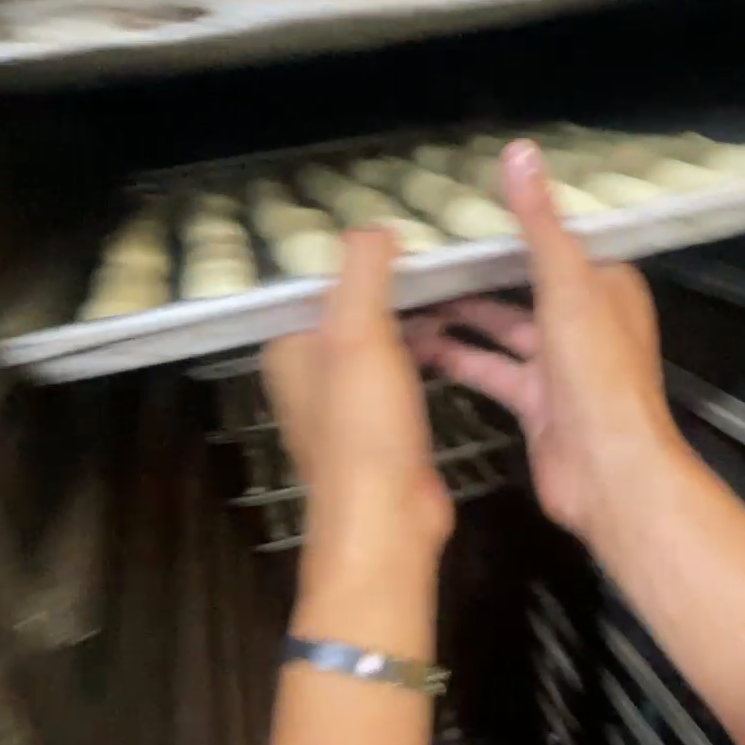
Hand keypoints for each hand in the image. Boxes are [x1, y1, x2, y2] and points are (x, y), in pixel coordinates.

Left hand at [263, 230, 451, 596]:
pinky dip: (422, 350)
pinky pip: (400, 373)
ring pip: (379, 342)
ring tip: (454, 283)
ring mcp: (348, 404)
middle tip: (438, 254)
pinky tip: (454, 333)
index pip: (317, 282)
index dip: (357, 258)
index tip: (403, 233)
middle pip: (350, 311)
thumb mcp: (358, 336)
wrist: (388, 518)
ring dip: (410, 317)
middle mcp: (312, 374)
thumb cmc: (364, 427)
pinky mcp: (383, 427)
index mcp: (290, 348)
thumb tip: (374, 226)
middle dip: (390, 284)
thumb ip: (363, 273)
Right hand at [407, 140, 685, 543]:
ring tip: (410, 296)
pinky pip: (493, 372)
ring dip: (461, 318)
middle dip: (479, 273)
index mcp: (604, 285)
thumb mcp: (567, 285)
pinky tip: (421, 346)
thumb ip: (539, 224)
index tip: (466, 207)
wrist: (607, 469)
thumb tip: (519, 152)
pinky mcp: (536, 405)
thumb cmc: (595, 370)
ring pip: (503, 332)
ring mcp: (559, 368)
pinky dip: (461, 360)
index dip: (516, 222)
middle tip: (425, 253)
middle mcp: (585, 322)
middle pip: (524, 286)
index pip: (557, 240)